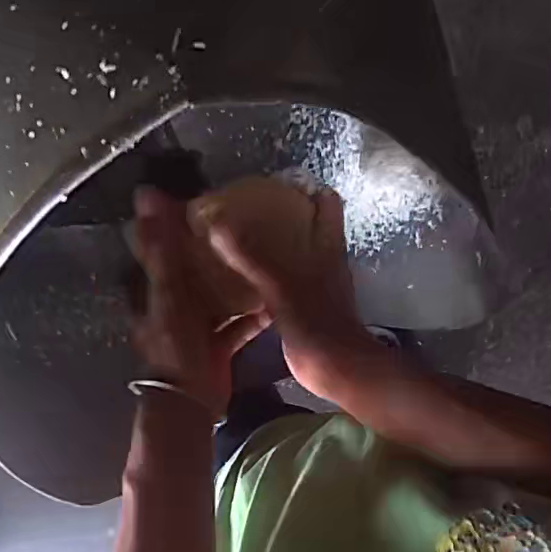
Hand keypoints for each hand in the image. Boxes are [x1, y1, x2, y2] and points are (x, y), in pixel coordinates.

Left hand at [127, 187, 268, 418]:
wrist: (190, 402)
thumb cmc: (175, 348)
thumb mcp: (168, 295)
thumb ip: (162, 250)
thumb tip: (146, 196)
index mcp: (152, 296)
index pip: (157, 254)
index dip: (170, 231)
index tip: (193, 208)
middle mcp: (172, 311)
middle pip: (190, 276)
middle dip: (210, 256)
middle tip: (236, 231)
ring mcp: (196, 331)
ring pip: (216, 300)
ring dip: (234, 285)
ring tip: (259, 261)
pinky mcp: (217, 348)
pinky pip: (237, 327)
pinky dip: (252, 318)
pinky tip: (272, 304)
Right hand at [202, 187, 391, 402]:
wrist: (335, 370)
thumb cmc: (317, 324)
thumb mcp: (281, 286)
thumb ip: (250, 256)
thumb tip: (215, 224)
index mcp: (326, 249)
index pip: (326, 204)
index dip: (308, 187)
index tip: (276, 181)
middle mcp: (322, 265)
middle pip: (306, 230)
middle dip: (279, 218)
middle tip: (242, 211)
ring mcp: (311, 291)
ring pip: (291, 260)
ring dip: (267, 251)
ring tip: (232, 242)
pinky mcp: (299, 314)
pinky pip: (277, 289)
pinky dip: (260, 283)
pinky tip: (236, 283)